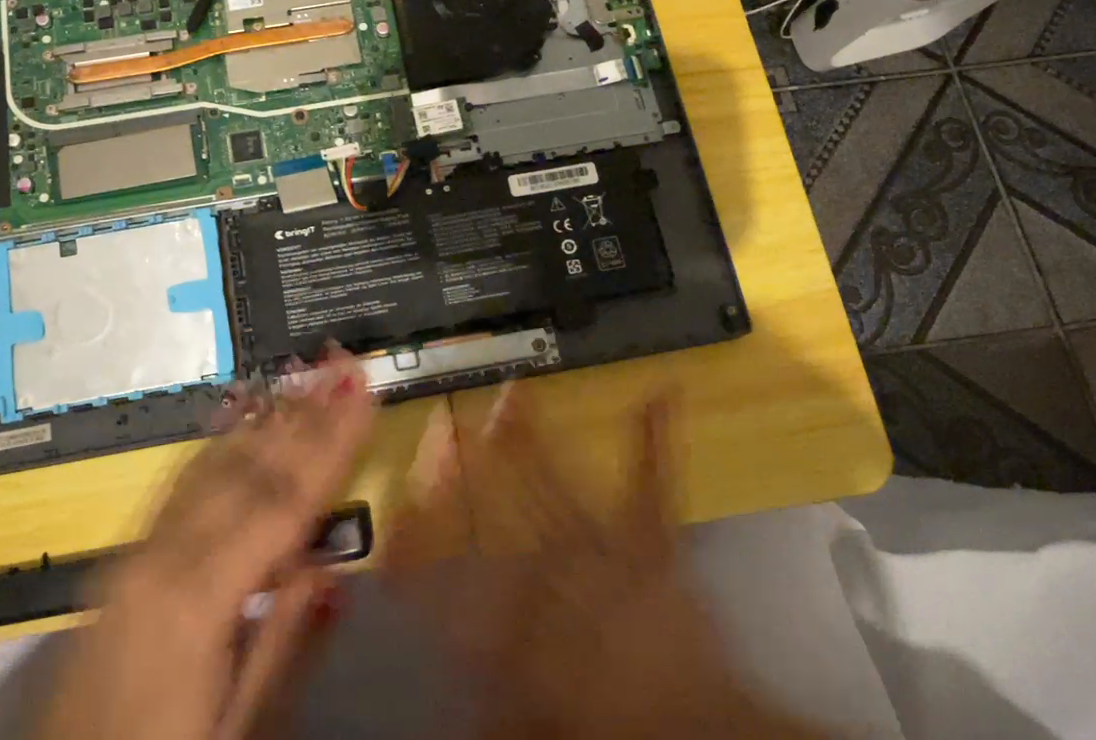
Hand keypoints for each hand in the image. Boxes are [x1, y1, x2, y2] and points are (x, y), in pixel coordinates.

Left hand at [38, 346, 374, 739]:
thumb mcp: (241, 716)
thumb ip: (284, 637)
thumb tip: (330, 570)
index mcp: (199, 597)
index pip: (280, 502)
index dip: (327, 443)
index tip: (360, 392)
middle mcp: (163, 555)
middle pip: (246, 470)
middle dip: (299, 414)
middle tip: (339, 363)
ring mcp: (136, 550)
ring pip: (210, 467)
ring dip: (262, 418)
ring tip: (301, 376)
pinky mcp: (123, 556)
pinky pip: (177, 484)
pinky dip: (214, 442)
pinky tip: (233, 416)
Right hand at [385, 383, 829, 739]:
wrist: (699, 732)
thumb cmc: (607, 722)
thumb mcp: (530, 718)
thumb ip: (485, 693)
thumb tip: (448, 691)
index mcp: (519, 621)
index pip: (450, 576)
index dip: (415, 542)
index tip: (396, 510)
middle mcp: (555, 575)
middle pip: (500, 514)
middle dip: (466, 468)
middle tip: (443, 424)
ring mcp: (609, 550)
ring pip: (559, 486)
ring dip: (531, 440)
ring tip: (512, 393)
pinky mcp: (655, 541)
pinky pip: (655, 485)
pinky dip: (656, 437)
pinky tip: (662, 391)